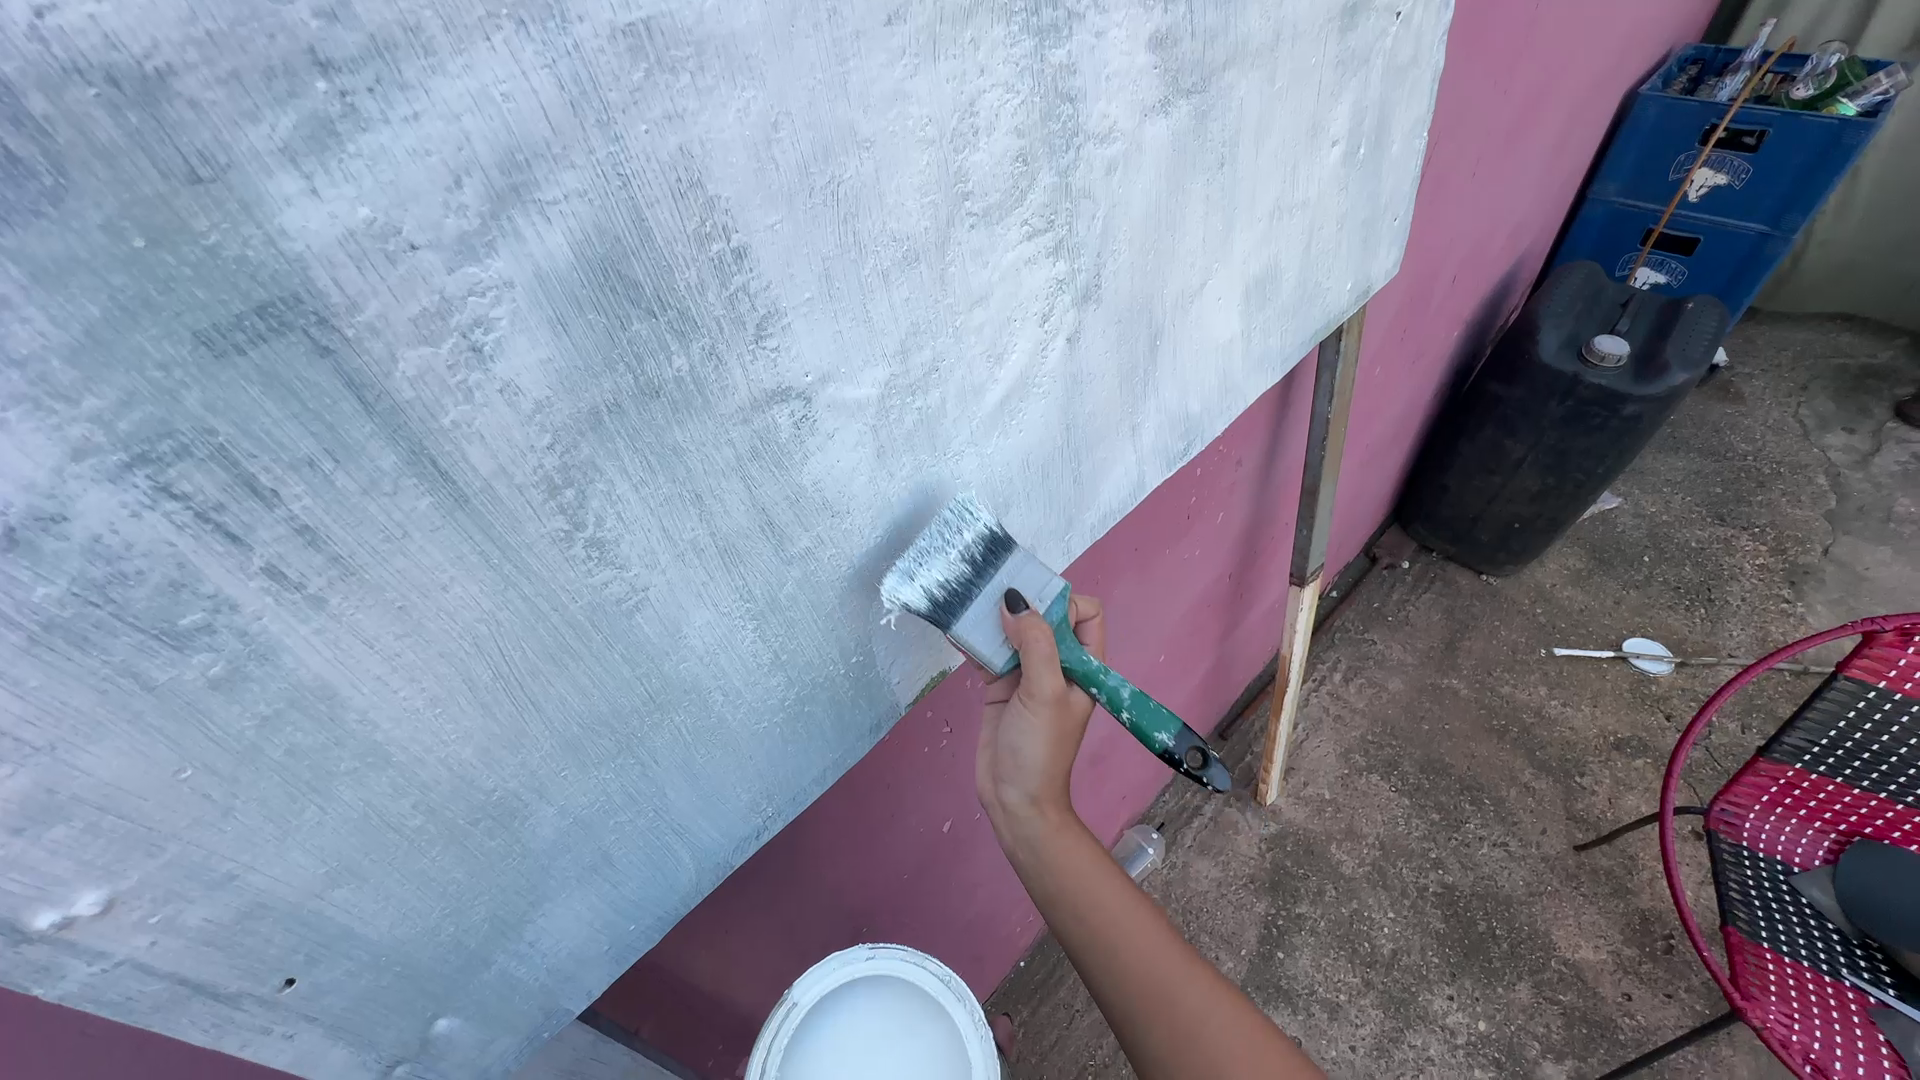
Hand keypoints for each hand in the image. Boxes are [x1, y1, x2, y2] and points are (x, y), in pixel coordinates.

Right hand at [976, 588, 1105, 833]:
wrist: (1014, 800)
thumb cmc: (1040, 748)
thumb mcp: (1045, 692)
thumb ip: (1035, 644)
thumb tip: (1014, 601)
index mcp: (1084, 664)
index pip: (1085, 613)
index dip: (1063, 603)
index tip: (1033, 609)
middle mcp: (1058, 663)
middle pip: (1045, 616)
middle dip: (1022, 601)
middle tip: (993, 590)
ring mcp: (1027, 674)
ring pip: (1014, 631)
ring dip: (994, 617)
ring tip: (969, 600)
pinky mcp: (999, 686)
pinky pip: (988, 653)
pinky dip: (974, 639)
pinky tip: (957, 627)